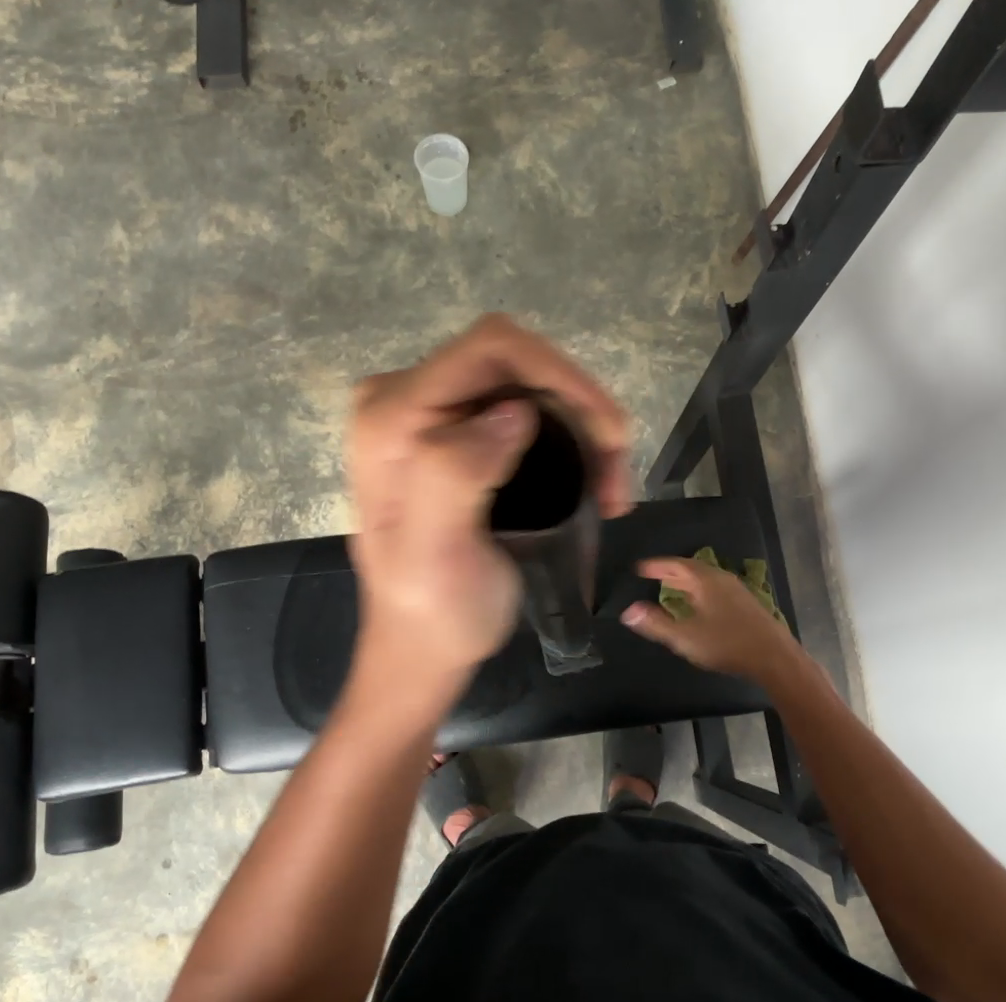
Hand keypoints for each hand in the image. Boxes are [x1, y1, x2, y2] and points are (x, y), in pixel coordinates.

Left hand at [347, 314, 630, 674]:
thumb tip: (516, 412)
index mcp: (390, 417)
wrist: (423, 648)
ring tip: (610, 489)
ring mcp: (432, 415)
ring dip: (584, 428)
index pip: (490, 349)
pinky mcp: (458, 433)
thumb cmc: (432, 613)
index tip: (610, 432)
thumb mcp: (434, 556)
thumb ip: (453, 474)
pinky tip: (594, 482)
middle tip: (615, 479)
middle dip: (581, 409)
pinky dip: (572, 438)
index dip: (562, 375)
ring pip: (532, 385)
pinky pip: (529, 409)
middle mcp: (406, 400)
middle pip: (518, 363)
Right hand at [619, 557, 802, 680]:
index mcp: (705, 581)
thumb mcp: (685, 637)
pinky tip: (699, 606)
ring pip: (706, 579)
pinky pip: (716, 589)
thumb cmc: (726, 644)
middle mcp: (721, 579)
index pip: (675, 565)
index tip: (639, 568)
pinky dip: (700, 591)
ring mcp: (737, 591)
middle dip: (671, 572)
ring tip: (672, 589)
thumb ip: (655, 624)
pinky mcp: (747, 604)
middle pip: (692, 569)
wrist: (774, 657)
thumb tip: (627, 612)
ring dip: (687, 582)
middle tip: (652, 575)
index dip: (656, 565)